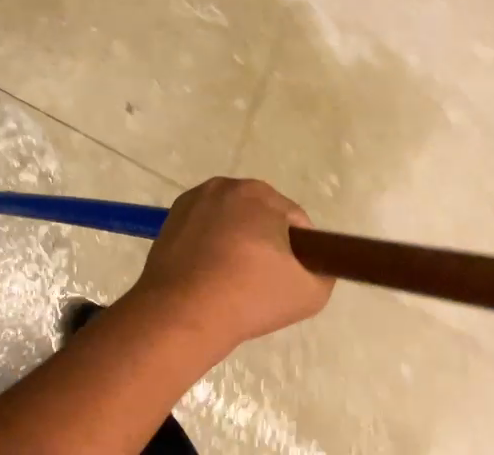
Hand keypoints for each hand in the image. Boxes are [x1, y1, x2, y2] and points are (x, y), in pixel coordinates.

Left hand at [122, 177, 332, 349]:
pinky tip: (211, 270)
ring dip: (238, 240)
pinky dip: (211, 242)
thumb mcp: (313, 290)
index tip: (292, 275)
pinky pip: (204, 226)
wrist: (186, 307)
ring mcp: (192, 199)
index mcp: (257, 194)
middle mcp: (222, 186)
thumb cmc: (252, 294)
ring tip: (235, 276)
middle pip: (259, 214)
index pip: (294, 220)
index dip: (301, 249)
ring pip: (230, 220)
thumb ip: (323, 268)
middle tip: (265, 277)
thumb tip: (309, 261)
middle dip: (267, 241)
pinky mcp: (171, 216)